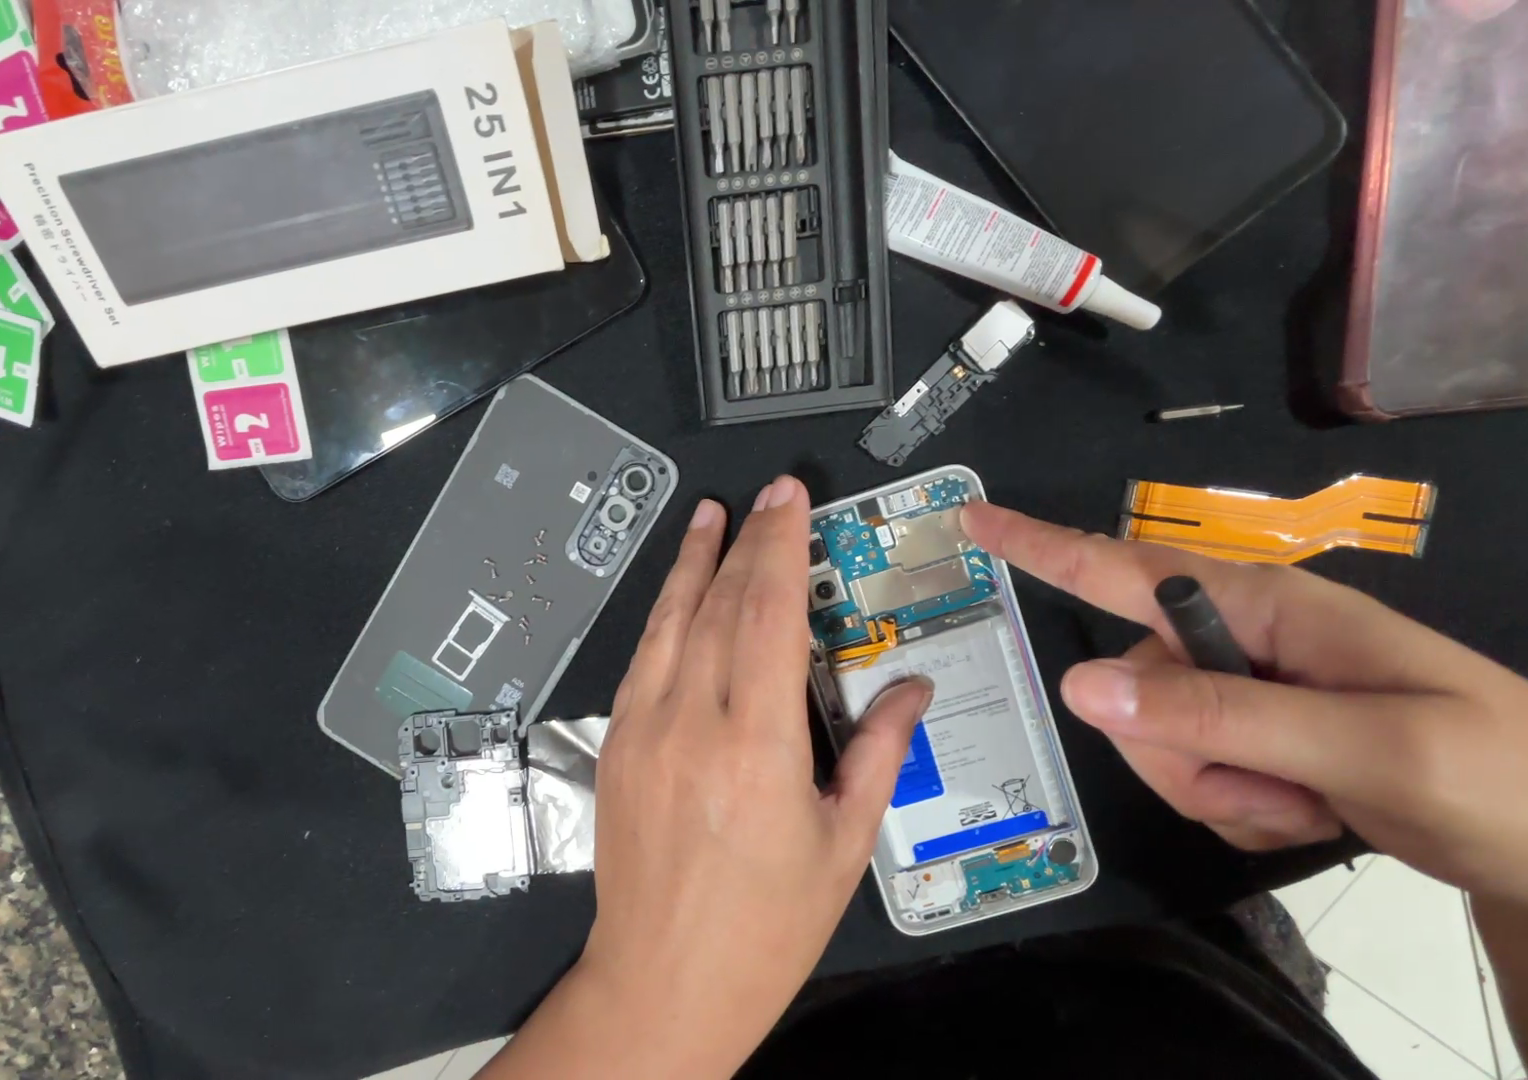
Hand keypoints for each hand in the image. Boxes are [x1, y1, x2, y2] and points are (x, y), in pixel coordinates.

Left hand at [486, 477, 931, 1079]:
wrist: (661, 982)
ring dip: (692, 561)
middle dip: (747, 540)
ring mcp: (642, 727)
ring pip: (669, 620)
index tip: (789, 500)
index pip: (768, 615)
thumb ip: (878, 754)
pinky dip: (663, 612)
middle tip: (768, 496)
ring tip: (710, 515)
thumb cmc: (764, 928)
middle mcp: (692, 723)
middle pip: (719, 604)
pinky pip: (643, 658)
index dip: (780, 546)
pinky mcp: (614, 741)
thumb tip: (913, 691)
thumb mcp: (843, 846)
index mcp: (757, 747)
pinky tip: (676, 588)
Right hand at [960, 502, 1527, 916]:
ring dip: (1218, 789)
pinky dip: (1237, 809)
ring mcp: (1245, 691)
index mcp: (1262, 607)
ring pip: (1152, 740)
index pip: (1124, 567)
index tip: (972, 518)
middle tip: (1278, 788)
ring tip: (1310, 802)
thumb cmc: (1516, 780)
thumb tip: (1076, 684)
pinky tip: (1307, 814)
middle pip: (1129, 685)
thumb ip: (1216, 715)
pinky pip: (1190, 777)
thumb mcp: (1369, 750)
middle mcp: (1238, 639)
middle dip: (1180, 752)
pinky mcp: (1255, 739)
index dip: (1041, 544)